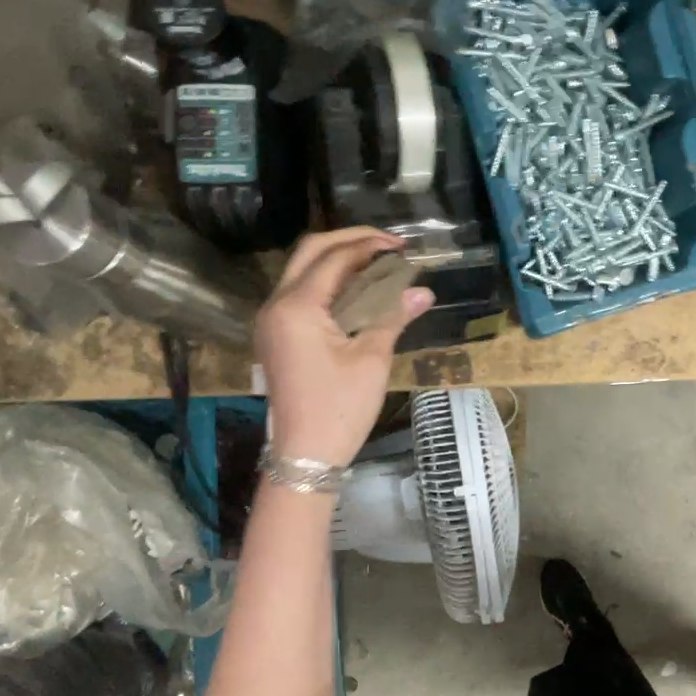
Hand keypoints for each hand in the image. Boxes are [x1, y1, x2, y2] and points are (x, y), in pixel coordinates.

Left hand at [257, 228, 433, 467]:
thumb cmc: (339, 409)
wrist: (305, 454)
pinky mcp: (276, 336)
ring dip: (337, 260)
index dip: (369, 246)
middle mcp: (276, 305)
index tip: (402, 247)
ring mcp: (271, 321)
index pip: (334, 258)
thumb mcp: (372, 361)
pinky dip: (327, 283)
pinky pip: (299, 294)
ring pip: (301, 271)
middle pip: (310, 252)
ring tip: (376, 263)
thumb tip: (423, 291)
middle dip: (349, 242)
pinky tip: (356, 290)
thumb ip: (392, 317)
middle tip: (387, 245)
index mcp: (297, 307)